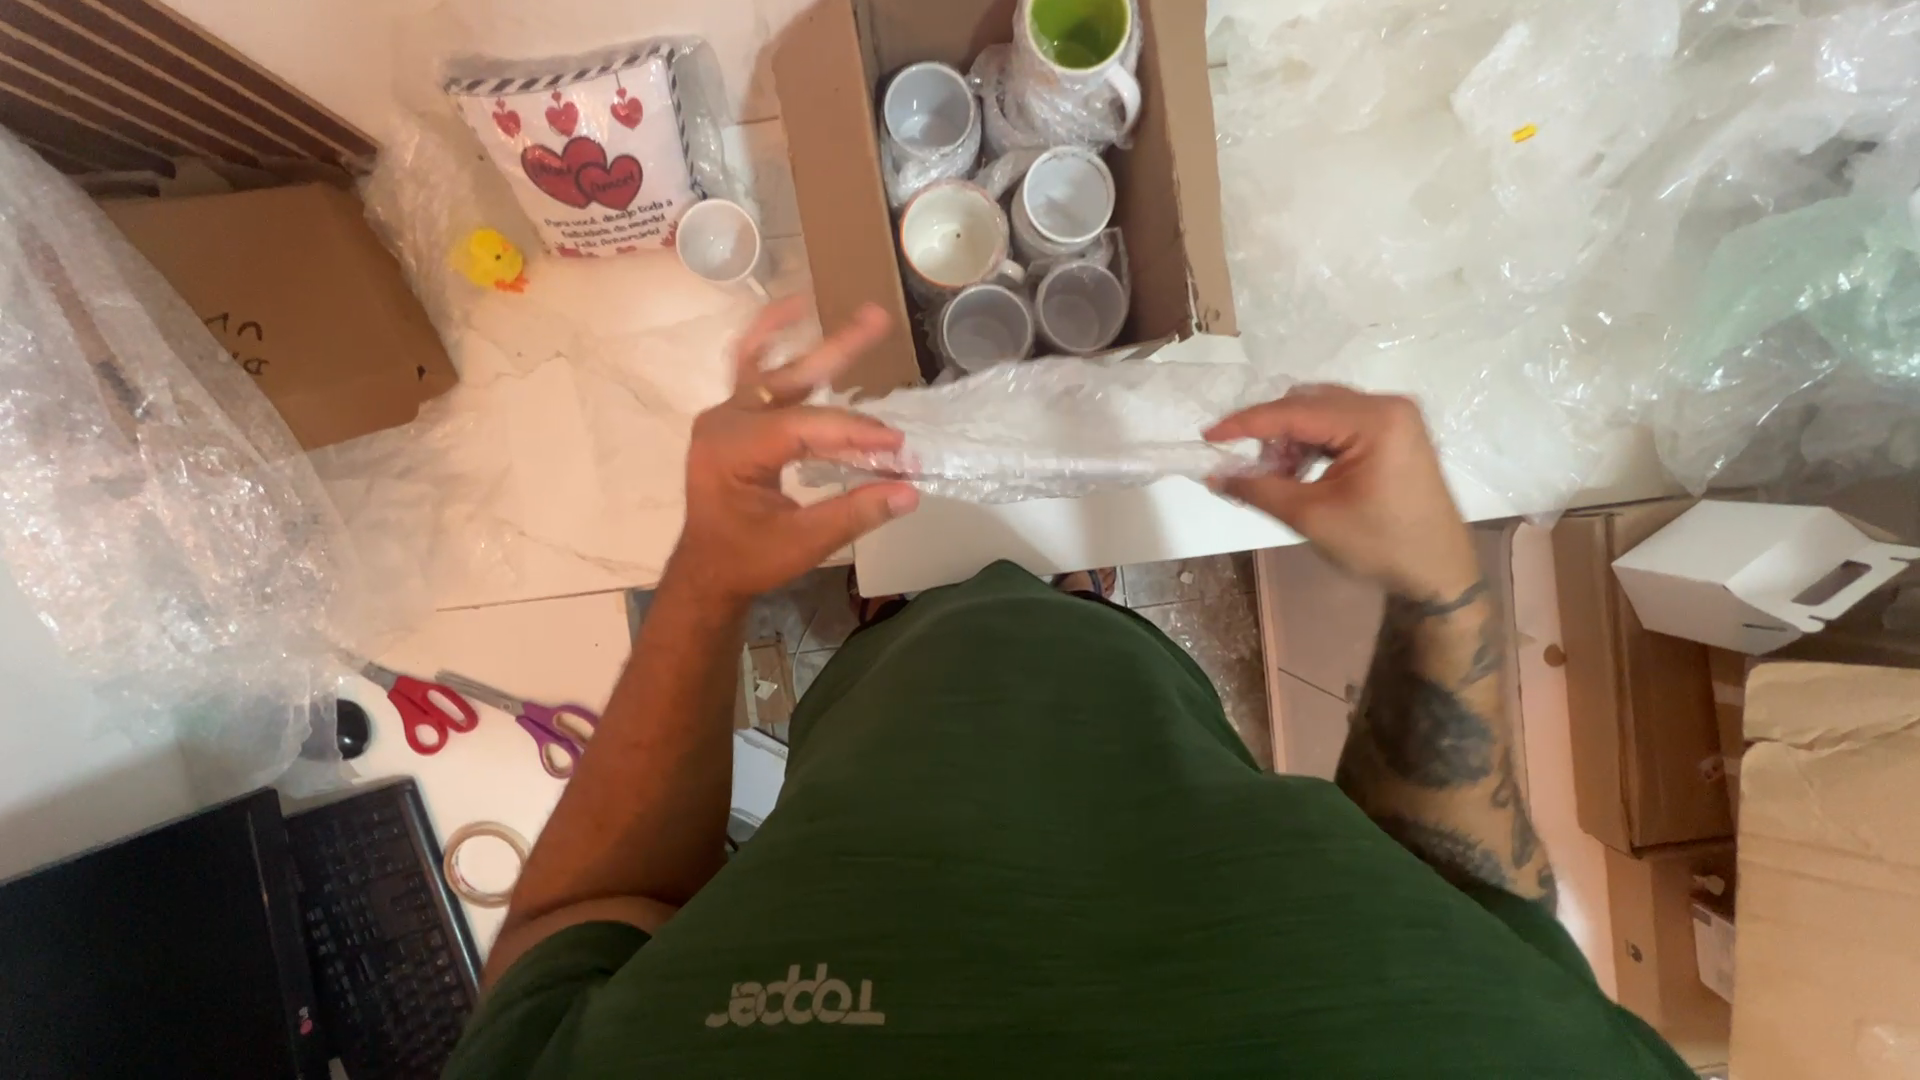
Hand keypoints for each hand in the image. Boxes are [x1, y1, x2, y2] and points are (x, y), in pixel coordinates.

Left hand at [668, 298, 920, 604]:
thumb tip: (910, 492)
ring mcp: (726, 414)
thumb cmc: (749, 558)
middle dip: (839, 350)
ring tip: (851, 312)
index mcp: (734, 450)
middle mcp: (726, 420)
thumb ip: (855, 514)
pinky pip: (750, 368)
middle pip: (790, 377)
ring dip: (815, 340)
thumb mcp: (803, 543)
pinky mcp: (733, 417)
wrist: (707, 569)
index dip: (854, 432)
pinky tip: (795, 313)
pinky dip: (772, 340)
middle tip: (880, 318)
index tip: (897, 445)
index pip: (805, 427)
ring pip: (773, 365)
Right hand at [1206, 386, 1478, 600]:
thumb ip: (1257, 489)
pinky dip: (1312, 444)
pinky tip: (1301, 472)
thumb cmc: (1379, 544)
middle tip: (1251, 470)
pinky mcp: (1395, 433)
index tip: (1208, 436)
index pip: (1294, 411)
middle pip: (1307, 404)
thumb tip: (1215, 475)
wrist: (1438, 573)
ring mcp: (1395, 418)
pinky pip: (1338, 425)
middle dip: (1271, 434)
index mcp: (1375, 420)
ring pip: (1321, 413)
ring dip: (1290, 440)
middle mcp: (1388, 406)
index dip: (1245, 423)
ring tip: (1279, 477)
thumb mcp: (1310, 517)